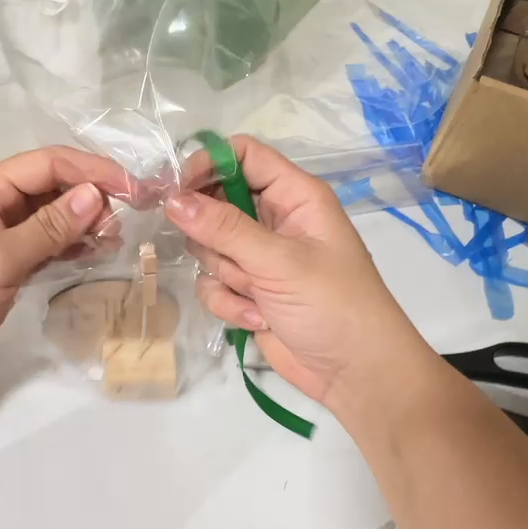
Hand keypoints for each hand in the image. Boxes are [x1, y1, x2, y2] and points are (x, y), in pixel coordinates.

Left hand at [0, 147, 127, 379]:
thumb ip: (48, 228)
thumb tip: (94, 195)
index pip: (49, 164)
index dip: (92, 171)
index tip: (133, 189)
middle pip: (55, 186)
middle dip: (92, 198)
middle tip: (122, 226)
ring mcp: (5, 235)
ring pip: (56, 217)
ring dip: (86, 224)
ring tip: (114, 242)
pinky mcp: (12, 264)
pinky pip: (50, 245)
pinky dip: (73, 247)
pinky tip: (96, 254)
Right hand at [165, 136, 423, 411]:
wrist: (355, 372)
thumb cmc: (332, 305)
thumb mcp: (278, 262)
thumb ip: (223, 229)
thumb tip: (172, 200)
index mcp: (295, 197)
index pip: (244, 156)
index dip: (207, 164)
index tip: (175, 188)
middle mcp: (274, 220)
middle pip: (216, 202)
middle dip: (212, 234)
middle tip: (222, 255)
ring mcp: (259, 257)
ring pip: (209, 247)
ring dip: (225, 274)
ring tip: (256, 293)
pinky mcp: (248, 291)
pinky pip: (213, 283)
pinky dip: (228, 302)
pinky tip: (258, 318)